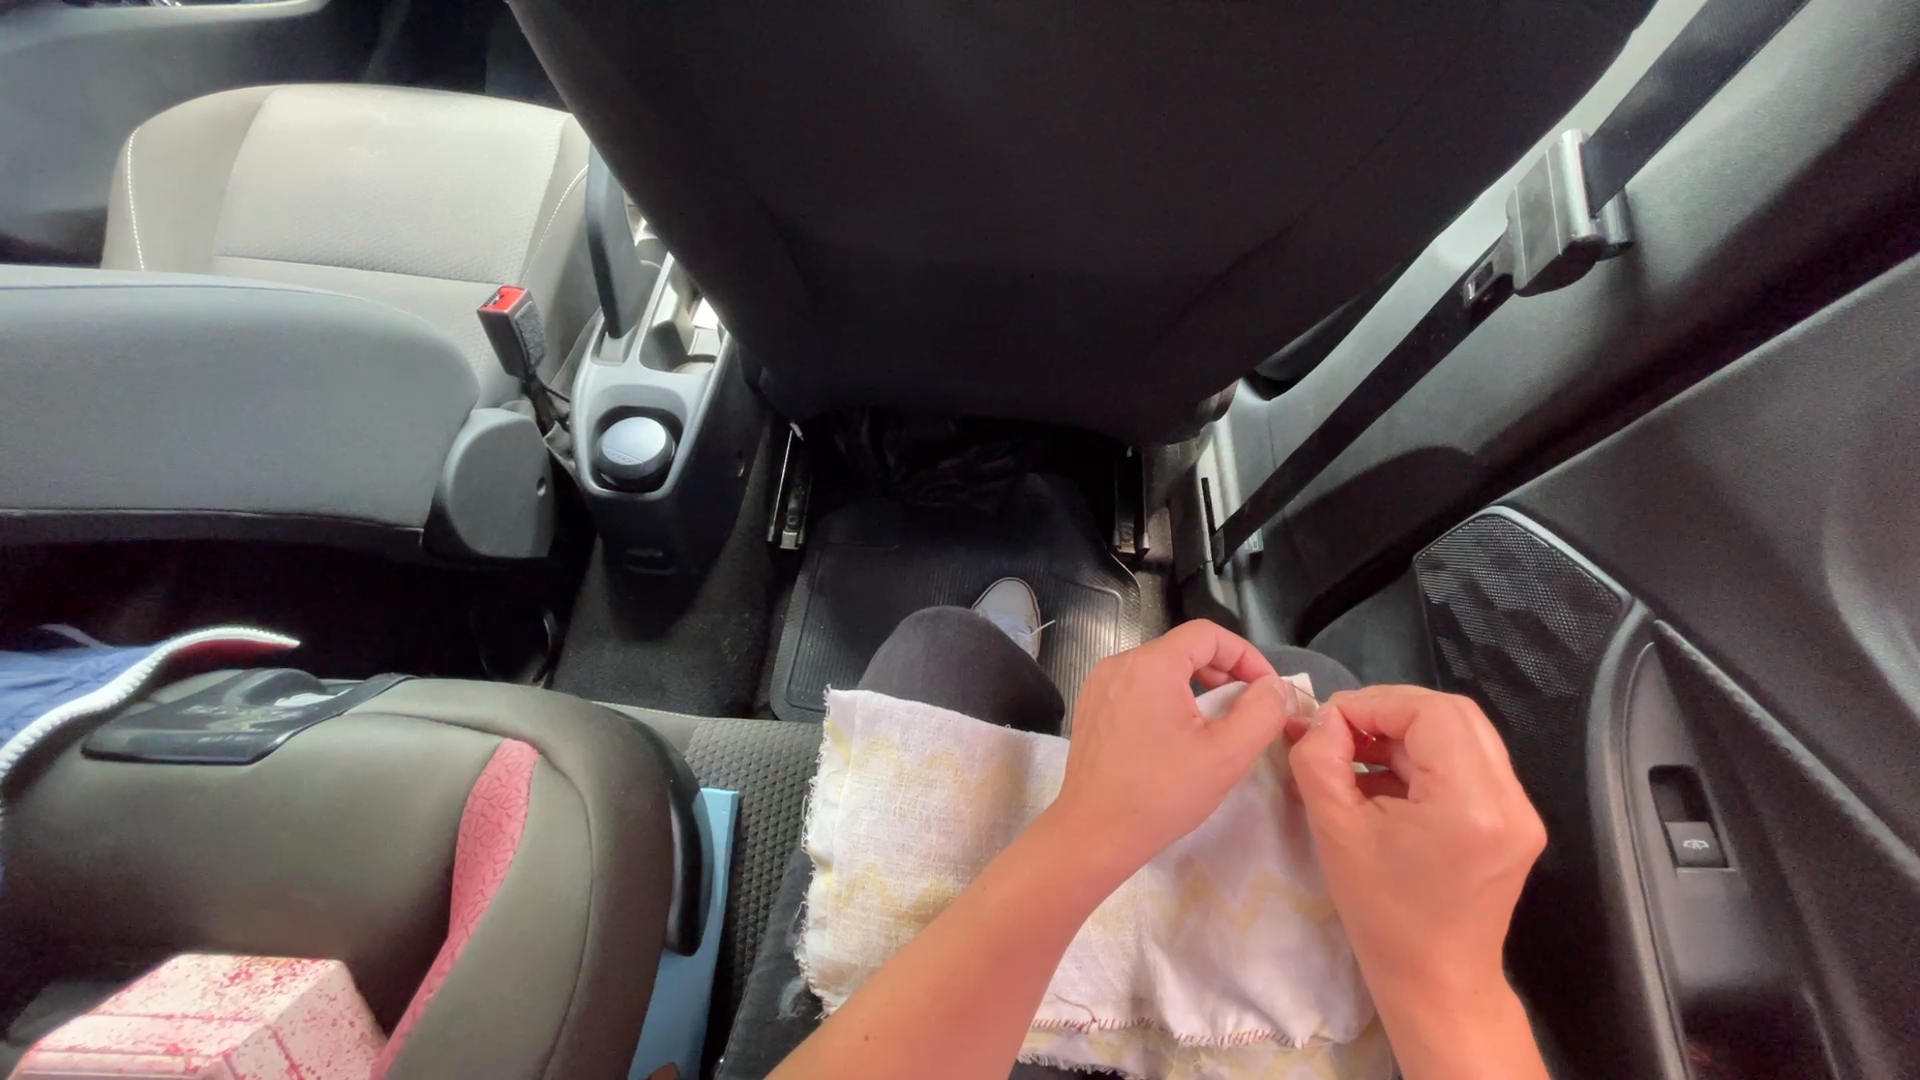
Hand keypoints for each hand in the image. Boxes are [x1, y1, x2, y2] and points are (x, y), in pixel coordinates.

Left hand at [1049, 620, 1303, 880]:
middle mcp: (1120, 663)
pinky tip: (1179, 735)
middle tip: (1249, 710)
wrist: (1094, 830)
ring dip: (1197, 687)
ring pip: (1161, 669)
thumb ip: (1261, 712)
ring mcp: (1100, 684)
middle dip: (1224, 672)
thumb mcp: (1226, 754)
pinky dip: (1166, 699)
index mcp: (1151, 664)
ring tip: (1218, 724)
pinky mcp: (1091, 706)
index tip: (1268, 691)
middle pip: (1183, 649)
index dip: (1246, 656)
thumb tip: (1275, 686)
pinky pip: (1138, 687)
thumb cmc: (1162, 793)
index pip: (1207, 635)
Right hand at [1288, 686, 1547, 1078]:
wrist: (1435, 978)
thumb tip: (1321, 721)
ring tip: (1356, 754)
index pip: (1431, 712)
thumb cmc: (1380, 909)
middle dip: (1388, 710)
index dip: (1373, 704)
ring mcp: (1518, 810)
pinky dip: (1419, 754)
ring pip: (1460, 732)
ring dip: (1402, 730)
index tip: (1329, 725)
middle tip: (1342, 731)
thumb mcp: (1333, 826)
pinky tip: (1381, 777)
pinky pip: (1465, 760)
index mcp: (1470, 804)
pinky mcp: (1510, 819)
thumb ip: (1319, 758)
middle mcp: (1510, 800)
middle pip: (1452, 713)